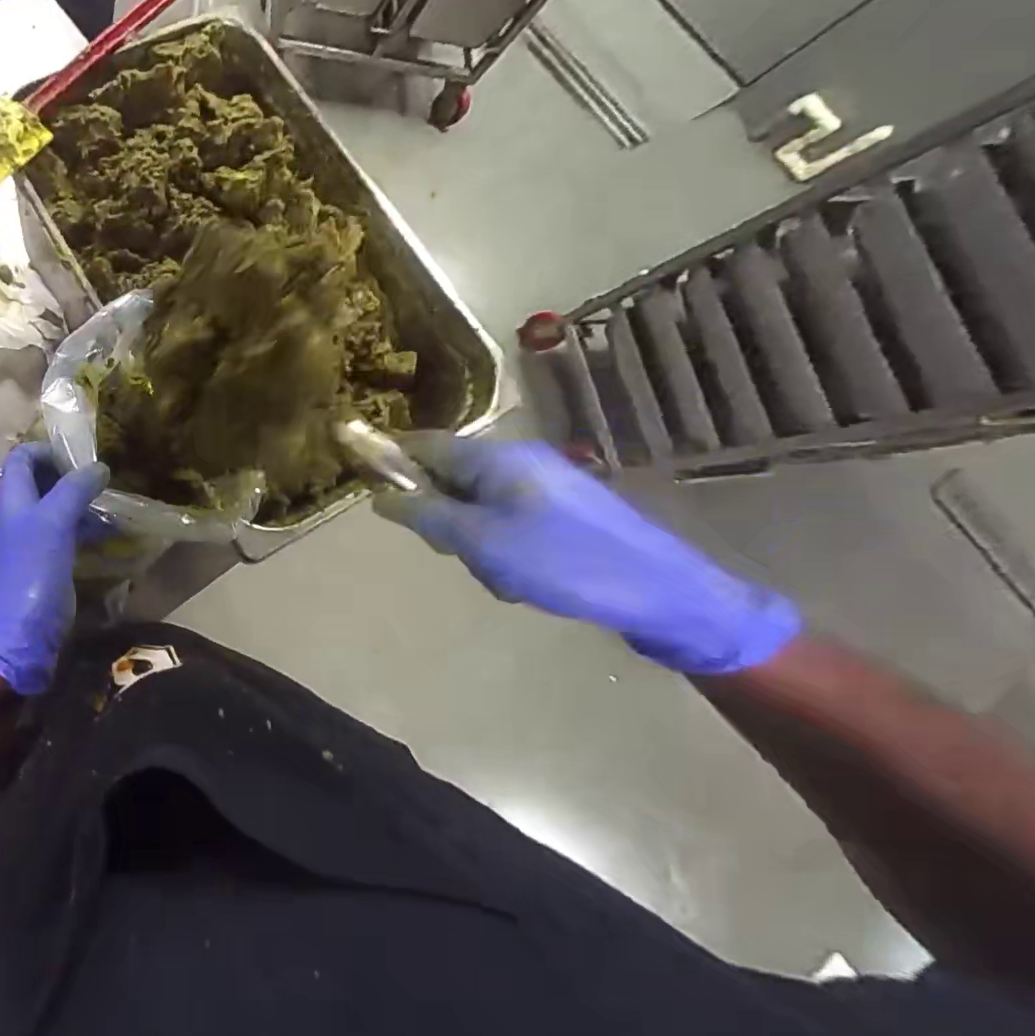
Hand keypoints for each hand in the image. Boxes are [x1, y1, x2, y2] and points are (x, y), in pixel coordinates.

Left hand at [0, 442, 108, 693]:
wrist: (25, 627)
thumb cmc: (34, 567)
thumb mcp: (54, 521)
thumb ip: (75, 489)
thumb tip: (99, 467)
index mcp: (12, 498)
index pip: (22, 457)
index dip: (46, 450)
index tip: (79, 456)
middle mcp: (19, 513)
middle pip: (40, 480)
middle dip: (70, 475)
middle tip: (100, 477)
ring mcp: (33, 538)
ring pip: (57, 506)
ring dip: (81, 500)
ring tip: (110, 501)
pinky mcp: (48, 559)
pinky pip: (67, 532)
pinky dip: (85, 525)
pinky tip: (108, 529)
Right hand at [373, 436, 799, 673]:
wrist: (661, 591)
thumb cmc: (560, 561)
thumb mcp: (479, 541)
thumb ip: (425, 515)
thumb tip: (380, 497)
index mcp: (496, 457)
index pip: (424, 444)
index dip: (391, 461)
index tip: (373, 491)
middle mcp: (517, 460)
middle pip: (448, 476)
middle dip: (440, 515)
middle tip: (455, 550)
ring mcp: (541, 484)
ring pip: (475, 504)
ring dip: (471, 538)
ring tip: (497, 570)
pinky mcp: (559, 509)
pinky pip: (504, 519)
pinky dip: (499, 545)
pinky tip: (521, 574)